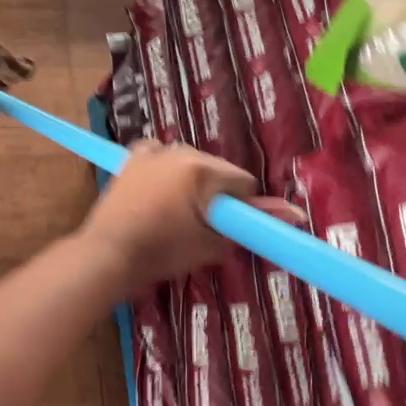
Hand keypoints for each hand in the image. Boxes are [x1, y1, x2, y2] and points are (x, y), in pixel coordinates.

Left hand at [78, 142, 296, 288]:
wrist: (108, 254)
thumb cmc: (162, 252)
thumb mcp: (213, 242)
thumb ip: (253, 224)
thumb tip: (296, 214)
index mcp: (203, 169)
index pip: (243, 183)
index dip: (239, 208)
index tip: (222, 228)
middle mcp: (179, 151)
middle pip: (217, 170)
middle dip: (215, 194)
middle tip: (196, 224)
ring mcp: (152, 152)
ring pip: (190, 163)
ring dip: (191, 182)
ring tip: (174, 213)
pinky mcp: (131, 159)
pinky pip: (160, 156)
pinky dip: (165, 169)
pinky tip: (158, 191)